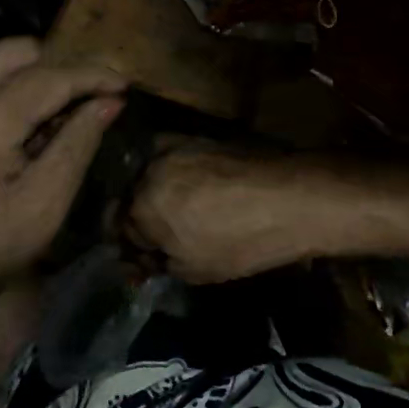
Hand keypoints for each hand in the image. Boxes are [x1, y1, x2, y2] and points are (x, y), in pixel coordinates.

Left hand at [0, 38, 125, 309]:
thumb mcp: (41, 207)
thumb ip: (77, 144)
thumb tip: (108, 103)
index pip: (49, 75)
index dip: (92, 75)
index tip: (123, 84)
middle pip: (16, 52)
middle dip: (58, 67)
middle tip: (85, 100)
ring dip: (28, 81)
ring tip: (50, 123)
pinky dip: (1, 97)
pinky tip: (12, 137)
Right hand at [128, 145, 352, 283]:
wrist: (290, 198)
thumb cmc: (241, 242)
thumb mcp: (194, 269)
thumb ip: (159, 262)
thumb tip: (146, 259)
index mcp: (141, 207)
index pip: (118, 230)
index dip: (128, 249)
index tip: (141, 261)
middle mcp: (148, 171)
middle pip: (129, 199)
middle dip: (136, 220)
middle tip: (155, 239)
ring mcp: (171, 149)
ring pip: (146, 175)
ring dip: (151, 194)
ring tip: (171, 213)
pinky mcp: (193, 138)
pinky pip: (167, 157)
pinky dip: (169, 173)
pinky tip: (185, 187)